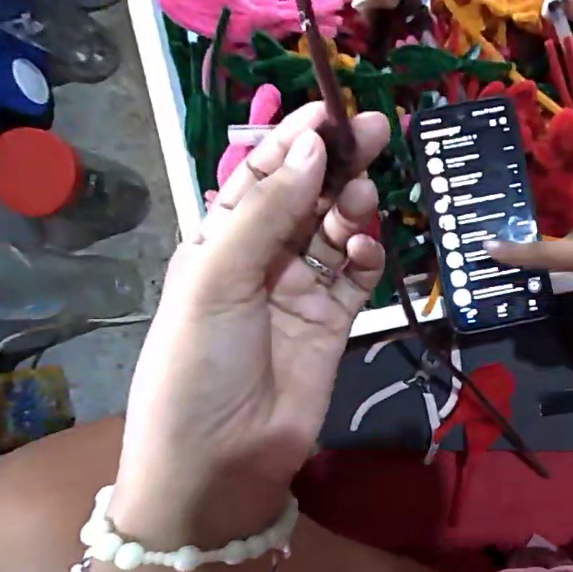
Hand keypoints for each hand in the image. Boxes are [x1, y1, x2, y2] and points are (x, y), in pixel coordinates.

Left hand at [116, 104, 389, 516]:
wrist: (220, 461)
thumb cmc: (197, 366)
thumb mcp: (216, 280)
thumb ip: (266, 213)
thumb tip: (311, 149)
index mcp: (219, 241)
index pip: (261, 175)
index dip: (295, 141)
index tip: (332, 110)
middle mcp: (263, 258)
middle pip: (307, 196)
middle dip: (337, 162)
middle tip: (374, 131)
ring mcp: (301, 290)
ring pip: (337, 231)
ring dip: (352, 207)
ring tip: (362, 199)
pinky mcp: (335, 321)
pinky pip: (358, 276)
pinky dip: (368, 256)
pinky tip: (368, 249)